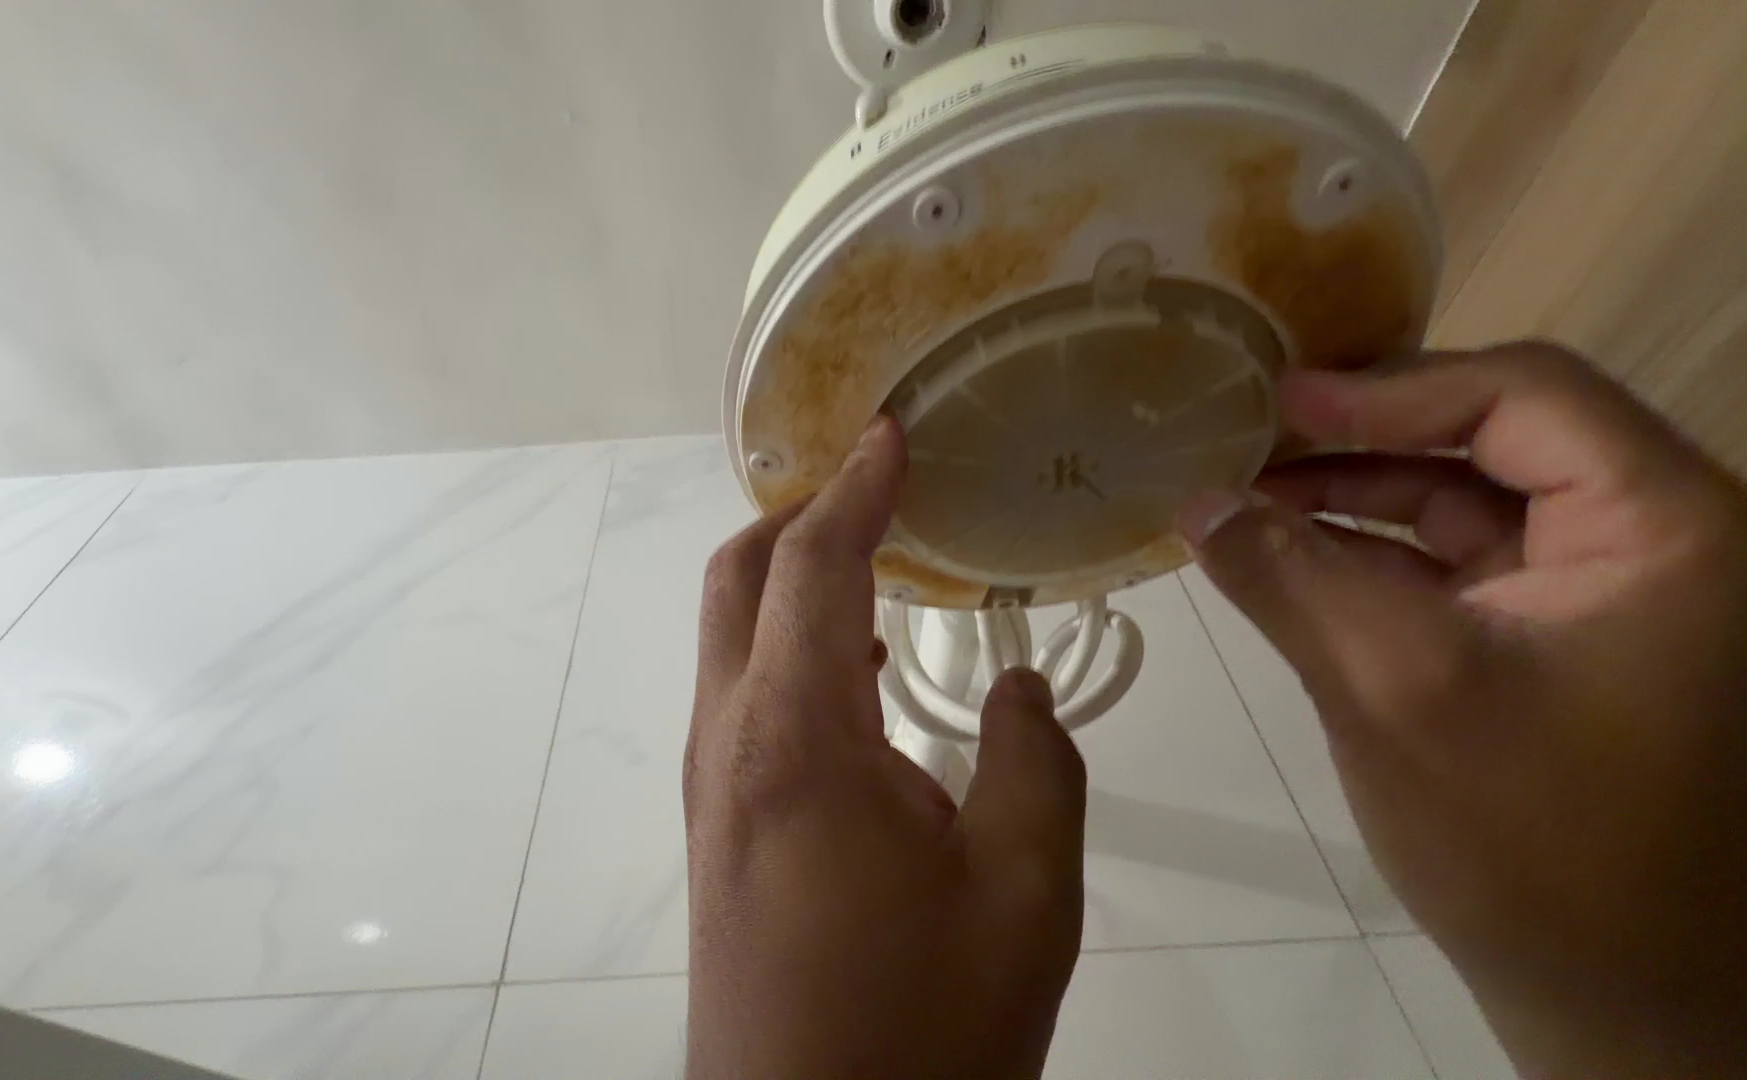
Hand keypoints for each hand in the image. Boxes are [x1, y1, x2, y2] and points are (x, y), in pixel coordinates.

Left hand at [684, 416, 1087, 1079]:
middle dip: (797, 513)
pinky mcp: (716, 815)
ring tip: (873, 554)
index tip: (890, 432)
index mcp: (796, 734)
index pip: (811, 565)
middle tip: (875, 486)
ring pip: (731, 630)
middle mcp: (729, 736)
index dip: (854, 488)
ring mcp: (710, 777)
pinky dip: (789, 639)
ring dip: (789, 574)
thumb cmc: (922, 1023)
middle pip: (737, 577)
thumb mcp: (1022, 893)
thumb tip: (1021, 686)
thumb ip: (1036, 764)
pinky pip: (743, 687)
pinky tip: (860, 665)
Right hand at [1177, 344, 1746, 1079]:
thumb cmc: (1533, 841)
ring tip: (1235, 497)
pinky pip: (1434, 568)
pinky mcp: (1536, 642)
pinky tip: (1272, 554)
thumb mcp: (1391, 688)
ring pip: (1449, 504)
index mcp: (1663, 529)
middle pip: (1483, 443)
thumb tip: (1192, 502)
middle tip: (1235, 444)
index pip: (1522, 398)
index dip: (1387, 391)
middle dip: (1350, 441)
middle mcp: (1642, 542)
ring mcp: (1589, 595)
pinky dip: (1351, 554)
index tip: (1273, 403)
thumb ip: (1287, 579)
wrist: (1621, 1000)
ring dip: (1339, 497)